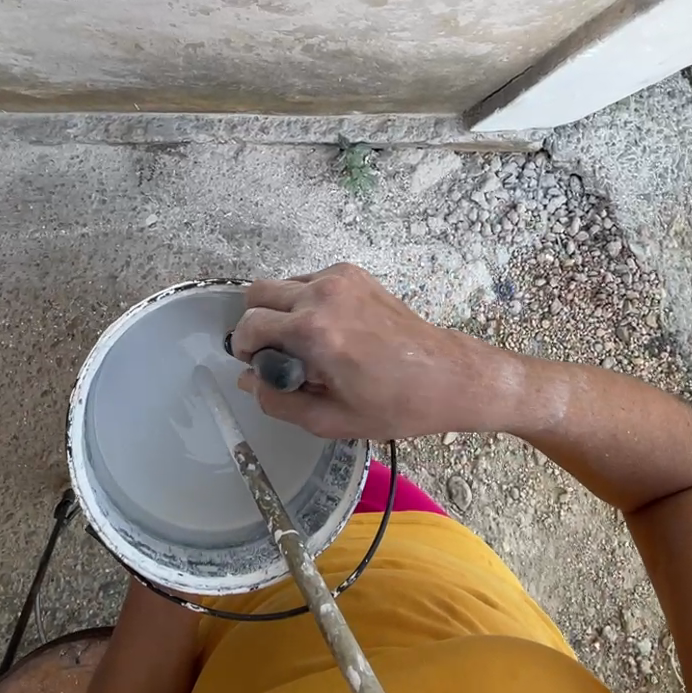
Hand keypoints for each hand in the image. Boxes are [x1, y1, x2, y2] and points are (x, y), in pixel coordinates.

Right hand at [228, 263, 516, 439]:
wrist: (447, 374)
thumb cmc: (394, 404)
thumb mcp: (330, 420)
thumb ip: (278, 401)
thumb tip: (248, 380)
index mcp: (314, 333)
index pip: (249, 325)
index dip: (244, 348)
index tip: (258, 365)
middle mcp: (322, 296)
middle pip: (256, 293)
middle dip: (255, 323)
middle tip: (275, 352)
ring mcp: (339, 278)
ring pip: (281, 284)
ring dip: (280, 311)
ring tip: (307, 344)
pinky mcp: (352, 273)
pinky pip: (308, 280)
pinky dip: (304, 301)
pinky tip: (328, 329)